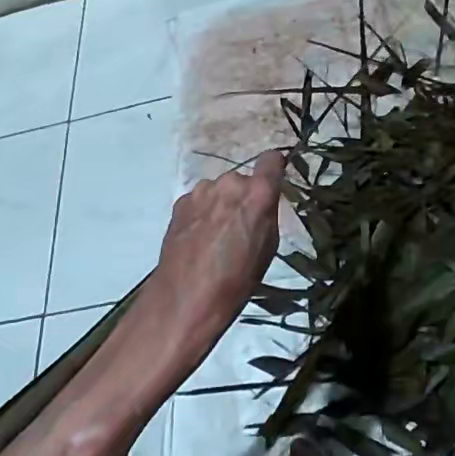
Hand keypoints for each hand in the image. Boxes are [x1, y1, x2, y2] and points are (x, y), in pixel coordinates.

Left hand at [152, 149, 285, 343]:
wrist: (187, 296)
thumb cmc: (238, 279)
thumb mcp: (268, 247)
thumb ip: (266, 214)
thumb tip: (260, 201)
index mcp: (257, 193)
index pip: (271, 159)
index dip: (274, 167)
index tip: (273, 178)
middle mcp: (229, 183)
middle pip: (242, 181)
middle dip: (243, 197)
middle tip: (240, 225)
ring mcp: (201, 191)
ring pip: (218, 191)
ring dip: (220, 204)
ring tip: (215, 236)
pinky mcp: (181, 202)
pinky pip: (199, 202)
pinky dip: (202, 213)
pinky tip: (198, 238)